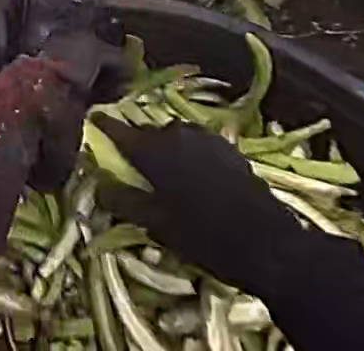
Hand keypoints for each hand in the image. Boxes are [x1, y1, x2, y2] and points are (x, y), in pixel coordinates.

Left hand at [0, 0, 125, 347]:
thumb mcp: (0, 122)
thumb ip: (43, 80)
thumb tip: (89, 49)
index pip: (5, 10)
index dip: (44, 6)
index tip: (91, 17)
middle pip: (33, 55)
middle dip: (68, 72)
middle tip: (108, 88)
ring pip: (42, 99)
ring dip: (62, 121)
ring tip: (53, 156)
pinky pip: (38, 139)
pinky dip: (53, 150)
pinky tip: (49, 177)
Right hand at [94, 119, 308, 294]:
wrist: (271, 245)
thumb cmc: (205, 236)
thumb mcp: (157, 225)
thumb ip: (123, 199)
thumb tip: (97, 181)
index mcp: (152, 150)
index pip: (117, 129)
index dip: (102, 124)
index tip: (92, 117)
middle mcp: (174, 134)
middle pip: (146, 133)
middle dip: (137, 143)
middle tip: (133, 162)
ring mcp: (203, 137)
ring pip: (172, 136)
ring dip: (164, 147)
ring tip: (165, 170)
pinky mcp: (226, 147)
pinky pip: (196, 143)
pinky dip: (188, 153)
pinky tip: (194, 174)